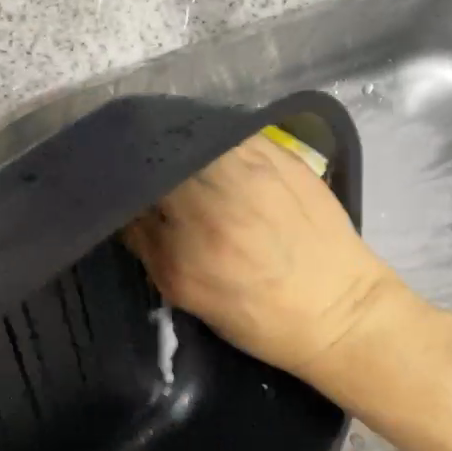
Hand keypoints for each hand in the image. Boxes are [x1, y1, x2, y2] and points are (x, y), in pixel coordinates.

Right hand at [121, 133, 402, 378]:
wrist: (338, 310)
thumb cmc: (257, 316)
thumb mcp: (184, 291)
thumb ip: (146, 243)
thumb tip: (123, 208)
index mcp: (190, 230)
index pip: (134, 184)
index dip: (118, 182)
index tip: (113, 191)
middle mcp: (219, 189)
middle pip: (160, 153)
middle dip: (144, 161)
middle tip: (138, 174)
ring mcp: (253, 164)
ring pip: (194, 137)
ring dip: (175, 148)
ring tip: (169, 163)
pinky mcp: (282, 153)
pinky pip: (229, 134)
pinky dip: (208, 143)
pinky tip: (206, 158)